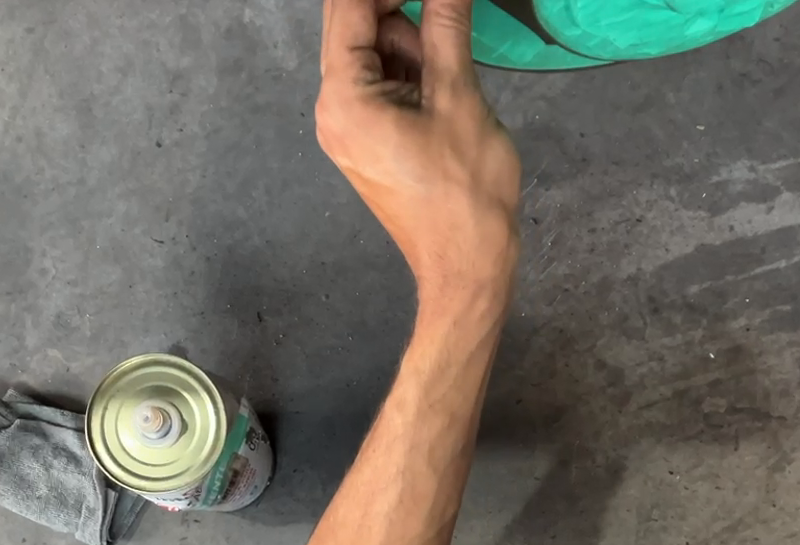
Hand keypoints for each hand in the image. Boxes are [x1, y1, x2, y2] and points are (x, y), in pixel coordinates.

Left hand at [317, 0, 521, 308]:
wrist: (466, 264)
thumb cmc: (463, 192)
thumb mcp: (457, 96)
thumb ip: (445, 23)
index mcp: (344, 99)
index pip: (349, 6)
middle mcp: (333, 113)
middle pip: (356, 28)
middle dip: (402, 14)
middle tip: (448, 28)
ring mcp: (348, 132)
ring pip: (374, 57)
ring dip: (412, 46)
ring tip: (450, 78)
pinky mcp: (368, 146)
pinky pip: (382, 89)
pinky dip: (411, 75)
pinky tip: (441, 91)